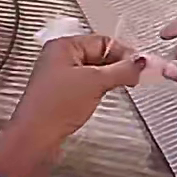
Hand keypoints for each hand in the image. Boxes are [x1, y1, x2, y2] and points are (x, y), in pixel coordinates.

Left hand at [0, 35, 142, 176]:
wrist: (36, 136)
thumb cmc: (55, 106)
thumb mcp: (95, 82)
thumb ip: (122, 70)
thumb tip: (140, 62)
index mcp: (63, 46)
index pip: (102, 40)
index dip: (123, 52)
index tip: (140, 65)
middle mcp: (59, 58)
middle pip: (98, 54)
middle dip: (118, 65)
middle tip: (135, 77)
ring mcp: (59, 76)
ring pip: (93, 70)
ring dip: (109, 77)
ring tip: (122, 86)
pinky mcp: (61, 94)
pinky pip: (86, 84)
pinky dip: (99, 88)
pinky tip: (104, 95)